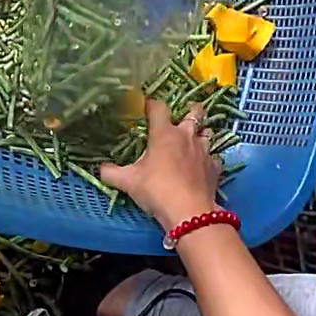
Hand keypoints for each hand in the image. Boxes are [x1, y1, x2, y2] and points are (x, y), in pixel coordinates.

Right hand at [100, 99, 223, 230]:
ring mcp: (205, 151)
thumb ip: (111, 173)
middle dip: (190, 111)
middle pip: (195, 113)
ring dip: (201, 134)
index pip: (159, 107)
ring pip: (208, 133)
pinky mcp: (215, 168)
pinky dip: (208, 158)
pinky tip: (201, 165)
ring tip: (192, 140)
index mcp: (164, 133)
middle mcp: (187, 136)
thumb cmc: (156, 189)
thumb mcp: (128, 182)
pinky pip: (213, 157)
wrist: (189, 212)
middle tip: (182, 117)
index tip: (146, 106)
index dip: (152, 104)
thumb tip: (100, 169)